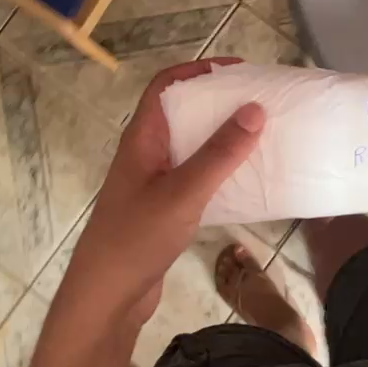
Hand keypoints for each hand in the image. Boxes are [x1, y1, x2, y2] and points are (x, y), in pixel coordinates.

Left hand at [53, 59, 264, 332]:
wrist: (108, 296)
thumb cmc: (137, 238)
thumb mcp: (183, 193)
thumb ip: (218, 154)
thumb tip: (254, 109)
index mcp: (141, 139)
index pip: (165, 85)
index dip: (198, 70)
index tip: (238, 70)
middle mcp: (144, 154)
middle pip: (180, 113)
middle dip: (217, 103)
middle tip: (258, 102)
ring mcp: (152, 182)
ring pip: (189, 147)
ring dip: (219, 138)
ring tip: (259, 136)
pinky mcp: (162, 209)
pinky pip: (193, 177)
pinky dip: (217, 171)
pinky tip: (244, 182)